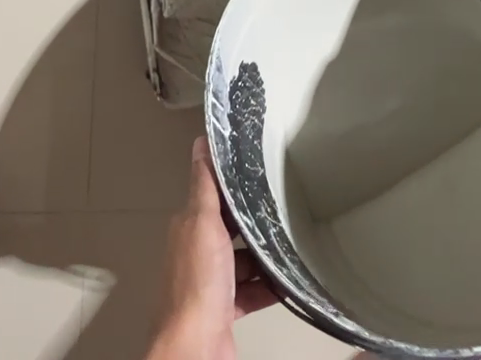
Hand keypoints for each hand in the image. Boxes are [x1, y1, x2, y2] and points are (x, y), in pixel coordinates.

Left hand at [146, 137, 277, 359]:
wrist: (197, 344)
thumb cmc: (198, 281)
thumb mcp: (203, 223)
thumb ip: (203, 185)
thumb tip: (200, 142)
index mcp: (189, 225)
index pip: (211, 193)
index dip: (231, 180)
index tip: (257, 166)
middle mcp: (198, 250)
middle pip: (230, 227)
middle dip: (253, 219)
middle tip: (283, 206)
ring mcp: (212, 281)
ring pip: (243, 260)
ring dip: (264, 255)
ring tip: (291, 243)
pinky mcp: (226, 308)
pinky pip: (251, 291)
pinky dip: (268, 286)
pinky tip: (287, 281)